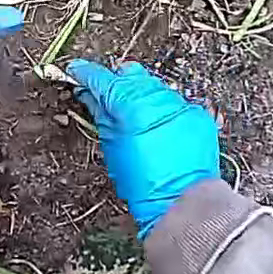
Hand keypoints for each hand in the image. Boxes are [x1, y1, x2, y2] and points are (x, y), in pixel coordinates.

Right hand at [67, 60, 220, 236]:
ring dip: (140, 96)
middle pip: (129, 74)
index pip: (102, 78)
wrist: (182, 202)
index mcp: (130, 104)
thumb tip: (88, 94)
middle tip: (108, 100)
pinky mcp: (196, 113)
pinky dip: (162, 109)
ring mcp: (179, 103)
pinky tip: (157, 128)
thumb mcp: (111, 146)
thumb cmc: (143, 183)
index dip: (86, 74)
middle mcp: (157, 96)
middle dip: (117, 83)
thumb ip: (100, 113)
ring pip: (152, 85)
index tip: (76, 71)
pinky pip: (173, 100)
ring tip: (136, 120)